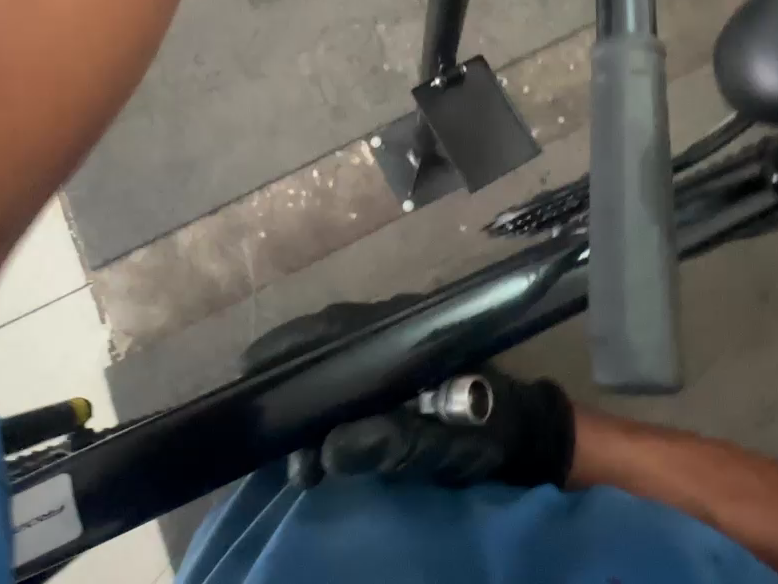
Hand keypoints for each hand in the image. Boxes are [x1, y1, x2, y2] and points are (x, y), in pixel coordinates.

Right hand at [242, 300, 575, 488]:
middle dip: (290, 375)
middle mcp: (397, 330)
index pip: (335, 327)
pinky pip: (349, 380)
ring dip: (306, 399)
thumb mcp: (450, 443)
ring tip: (284, 450)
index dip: (290, 345)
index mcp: (408, 331)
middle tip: (258, 418)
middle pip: (327, 342)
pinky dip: (324, 407)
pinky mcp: (398, 374)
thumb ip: (398, 443)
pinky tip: (309, 442)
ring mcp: (396, 350)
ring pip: (335, 362)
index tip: (250, 368)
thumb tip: (330, 447)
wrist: (527, 436)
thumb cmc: (491, 432)